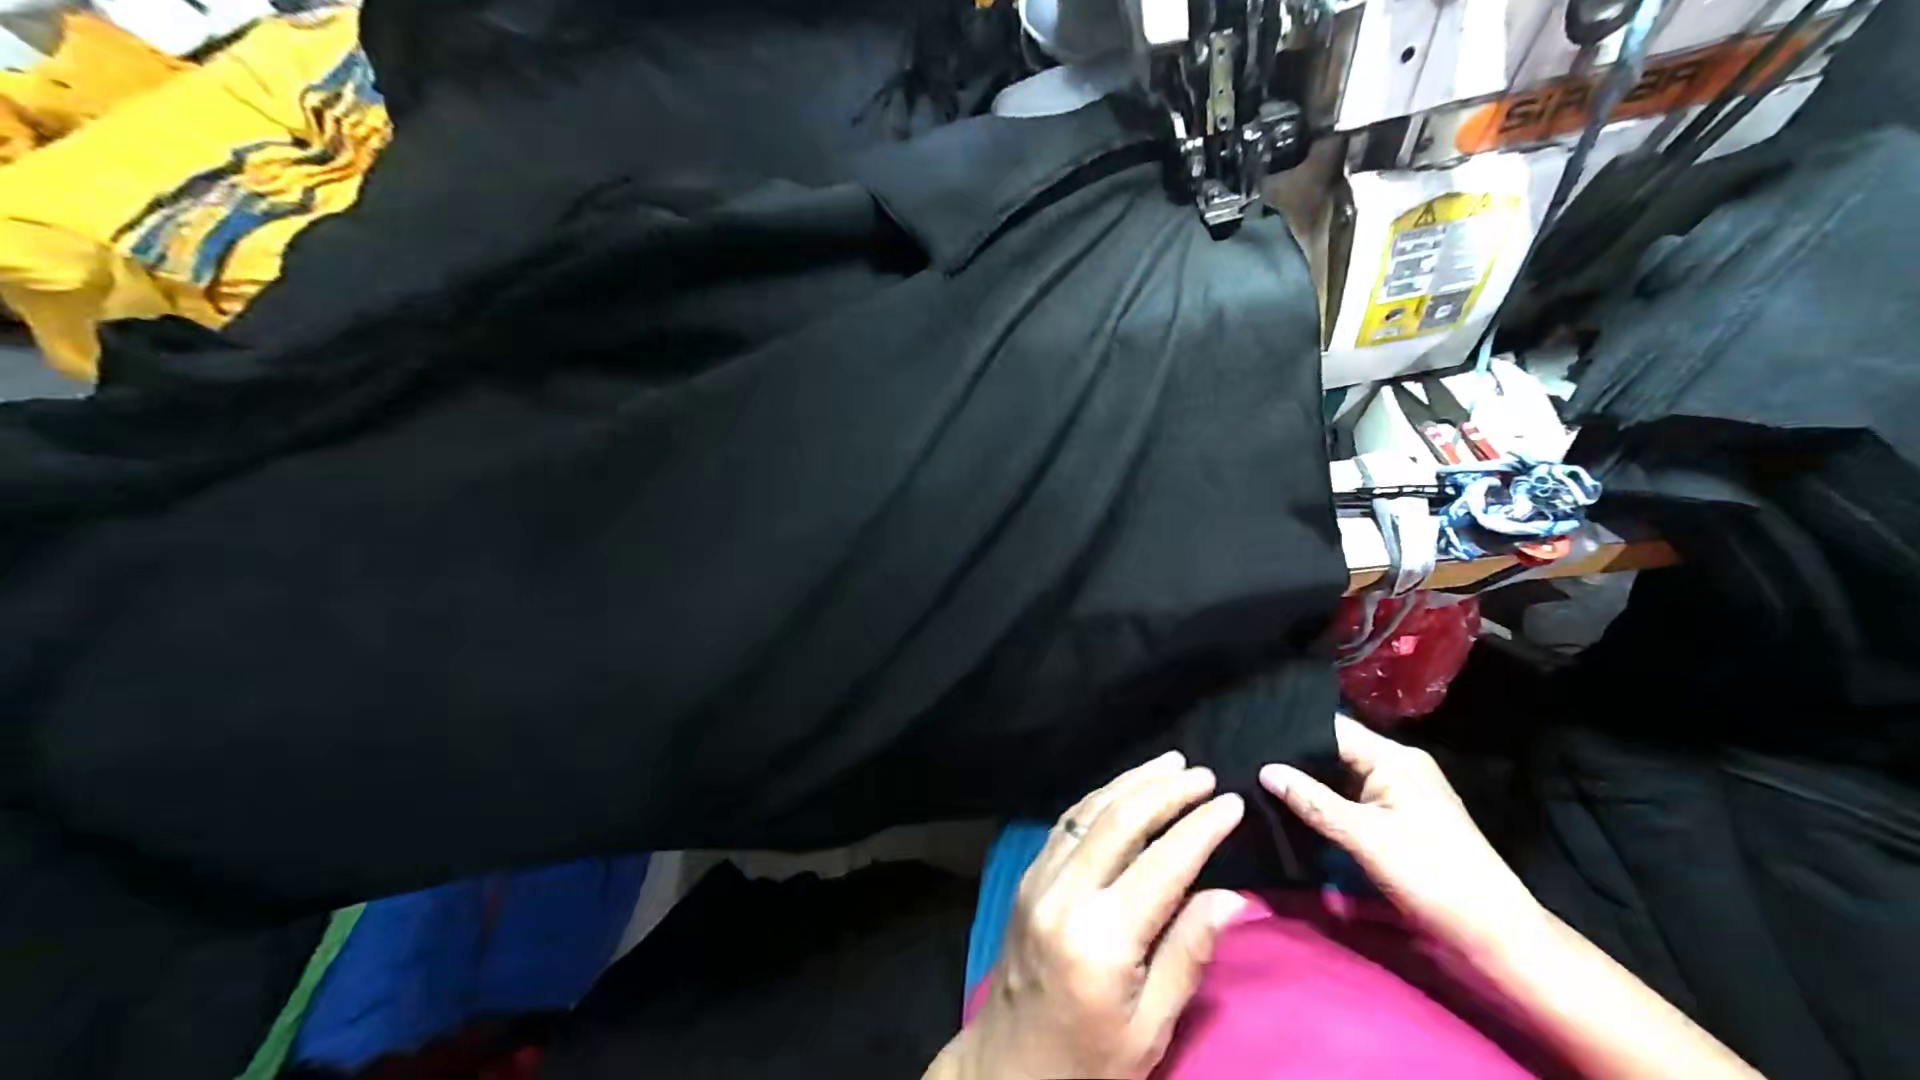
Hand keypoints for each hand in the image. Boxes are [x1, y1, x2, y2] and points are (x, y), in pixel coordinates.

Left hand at [938, 751, 1247, 1079]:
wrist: (1008, 1064)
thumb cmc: (1090, 1060)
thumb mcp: (1150, 1026)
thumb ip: (1187, 954)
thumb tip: (1232, 897)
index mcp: (1102, 938)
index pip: (1163, 864)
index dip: (1201, 828)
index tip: (1232, 804)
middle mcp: (1065, 895)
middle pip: (1121, 821)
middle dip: (1167, 791)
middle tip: (1205, 775)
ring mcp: (1039, 879)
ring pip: (1090, 811)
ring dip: (1132, 782)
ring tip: (1171, 764)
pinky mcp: (1027, 876)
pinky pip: (1067, 824)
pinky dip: (1099, 799)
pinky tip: (1123, 789)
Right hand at [1260, 715, 1544, 959]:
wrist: (1494, 933)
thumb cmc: (1431, 875)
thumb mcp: (1364, 838)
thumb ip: (1312, 801)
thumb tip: (1265, 770)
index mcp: (1395, 758)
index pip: (1332, 728)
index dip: (1291, 732)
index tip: (1251, 736)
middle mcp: (1399, 764)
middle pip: (1335, 748)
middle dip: (1296, 756)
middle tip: (1250, 758)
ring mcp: (1401, 789)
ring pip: (1342, 772)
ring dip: (1310, 779)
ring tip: (1262, 776)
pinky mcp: (1400, 813)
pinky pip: (1353, 793)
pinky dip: (1327, 797)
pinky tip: (1296, 802)